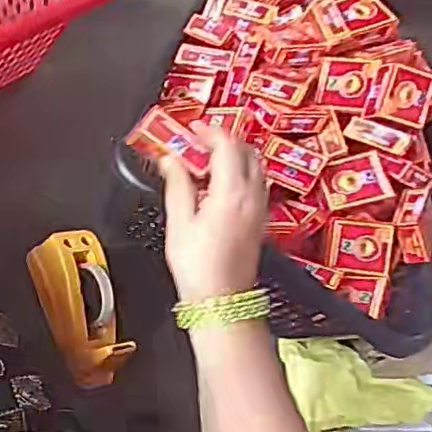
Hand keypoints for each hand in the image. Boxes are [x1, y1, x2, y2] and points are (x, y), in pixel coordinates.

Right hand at [157, 124, 268, 303]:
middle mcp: (252, 197)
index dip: (208, 132)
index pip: (227, 145)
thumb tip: (171, 161)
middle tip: (196, 144)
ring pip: (254, 166)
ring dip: (232, 156)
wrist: (221, 300)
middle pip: (245, 151)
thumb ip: (177, 185)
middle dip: (221, 141)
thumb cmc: (199, 268)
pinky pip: (255, 184)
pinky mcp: (259, 220)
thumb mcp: (179, 222)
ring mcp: (259, 208)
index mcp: (231, 193)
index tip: (192, 130)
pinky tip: (216, 186)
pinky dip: (238, 174)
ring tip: (204, 164)